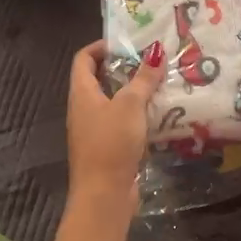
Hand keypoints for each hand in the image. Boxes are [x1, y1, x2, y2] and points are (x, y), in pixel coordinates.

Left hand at [65, 39, 163, 205]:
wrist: (103, 197)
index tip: (126, 43)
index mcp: (82, 93)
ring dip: (133, 92)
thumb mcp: (130, 105)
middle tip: (149, 60)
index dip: (100, 46)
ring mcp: (93, 130)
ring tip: (159, 83)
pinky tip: (158, 114)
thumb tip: (155, 51)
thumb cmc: (111, 142)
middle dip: (123, 68)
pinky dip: (136, 115)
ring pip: (112, 102)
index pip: (83, 58)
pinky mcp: (106, 148)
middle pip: (99, 79)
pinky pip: (120, 122)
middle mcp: (83, 109)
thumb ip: (143, 78)